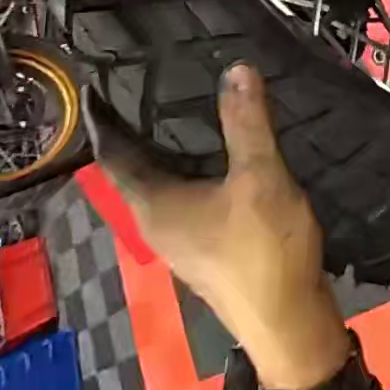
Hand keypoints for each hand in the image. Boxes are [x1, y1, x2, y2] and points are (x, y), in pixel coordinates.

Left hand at [90, 64, 348, 389]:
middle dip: (139, 124)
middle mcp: (159, 219)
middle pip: (137, 165)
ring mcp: (185, 234)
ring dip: (170, 141)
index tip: (98, 83)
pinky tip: (219, 143)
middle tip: (148, 76)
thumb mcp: (259, 177)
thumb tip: (236, 67)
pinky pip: (191, 186)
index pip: (113, 154)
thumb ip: (247, 122)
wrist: (292, 321)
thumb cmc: (264, 250)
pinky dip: (195, 159)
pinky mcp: (210, 240)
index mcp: (155, 204)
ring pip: (167, 176)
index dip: (102, 119)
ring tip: (185, 98)